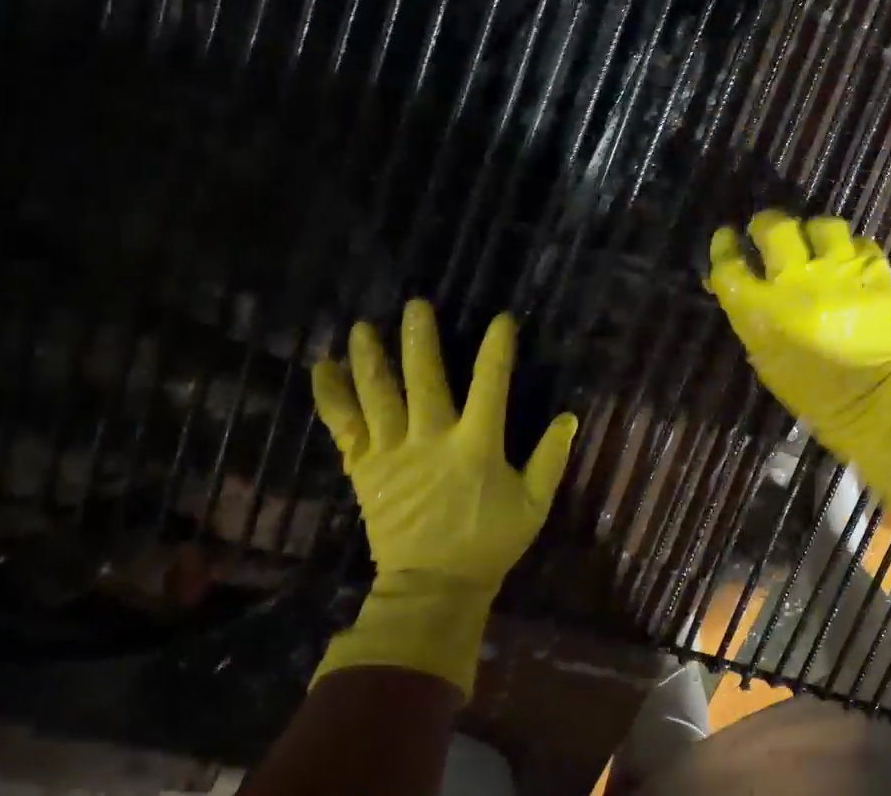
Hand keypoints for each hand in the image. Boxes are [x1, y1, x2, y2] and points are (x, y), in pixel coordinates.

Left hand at [308, 298, 576, 696]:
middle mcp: (431, 439)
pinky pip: (344, 427)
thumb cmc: (490, 542)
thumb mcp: (534, 504)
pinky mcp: (365, 469)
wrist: (431, 586)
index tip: (502, 320)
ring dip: (369, 357)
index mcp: (476, 445)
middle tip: (415, 305)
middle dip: (419, 339)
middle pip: (423, 378)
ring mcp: (392, 453)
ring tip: (362, 327)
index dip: (497, 349)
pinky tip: (322, 369)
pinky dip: (332, 397)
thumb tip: (568, 416)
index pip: (490, 384)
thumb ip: (550, 458)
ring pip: (378, 395)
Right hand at [706, 211, 890, 522]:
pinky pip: (861, 244)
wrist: (864, 398)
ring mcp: (838, 273)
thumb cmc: (805, 384)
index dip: (724, 244)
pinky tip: (848, 261)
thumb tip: (739, 278)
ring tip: (817, 242)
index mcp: (759, 307)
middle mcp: (796, 281)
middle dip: (767, 223)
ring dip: (816, 232)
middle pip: (775, 227)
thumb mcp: (761, 350)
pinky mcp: (873, 274)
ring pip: (824, 226)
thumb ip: (748, 310)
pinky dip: (853, 250)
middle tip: (769, 231)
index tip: (728, 238)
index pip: (729, 262)